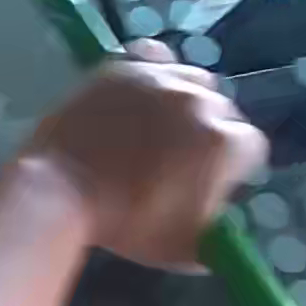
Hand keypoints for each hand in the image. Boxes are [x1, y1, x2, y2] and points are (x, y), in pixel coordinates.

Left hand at [23, 39, 267, 270]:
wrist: (56, 194)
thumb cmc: (120, 226)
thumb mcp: (181, 248)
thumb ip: (215, 232)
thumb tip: (223, 227)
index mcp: (222, 143)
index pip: (249, 149)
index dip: (228, 169)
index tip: (202, 183)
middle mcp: (199, 101)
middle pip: (220, 112)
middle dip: (203, 136)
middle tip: (171, 161)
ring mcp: (159, 78)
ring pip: (190, 82)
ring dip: (181, 103)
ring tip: (153, 128)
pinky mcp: (122, 68)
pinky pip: (152, 57)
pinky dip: (153, 71)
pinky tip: (142, 92)